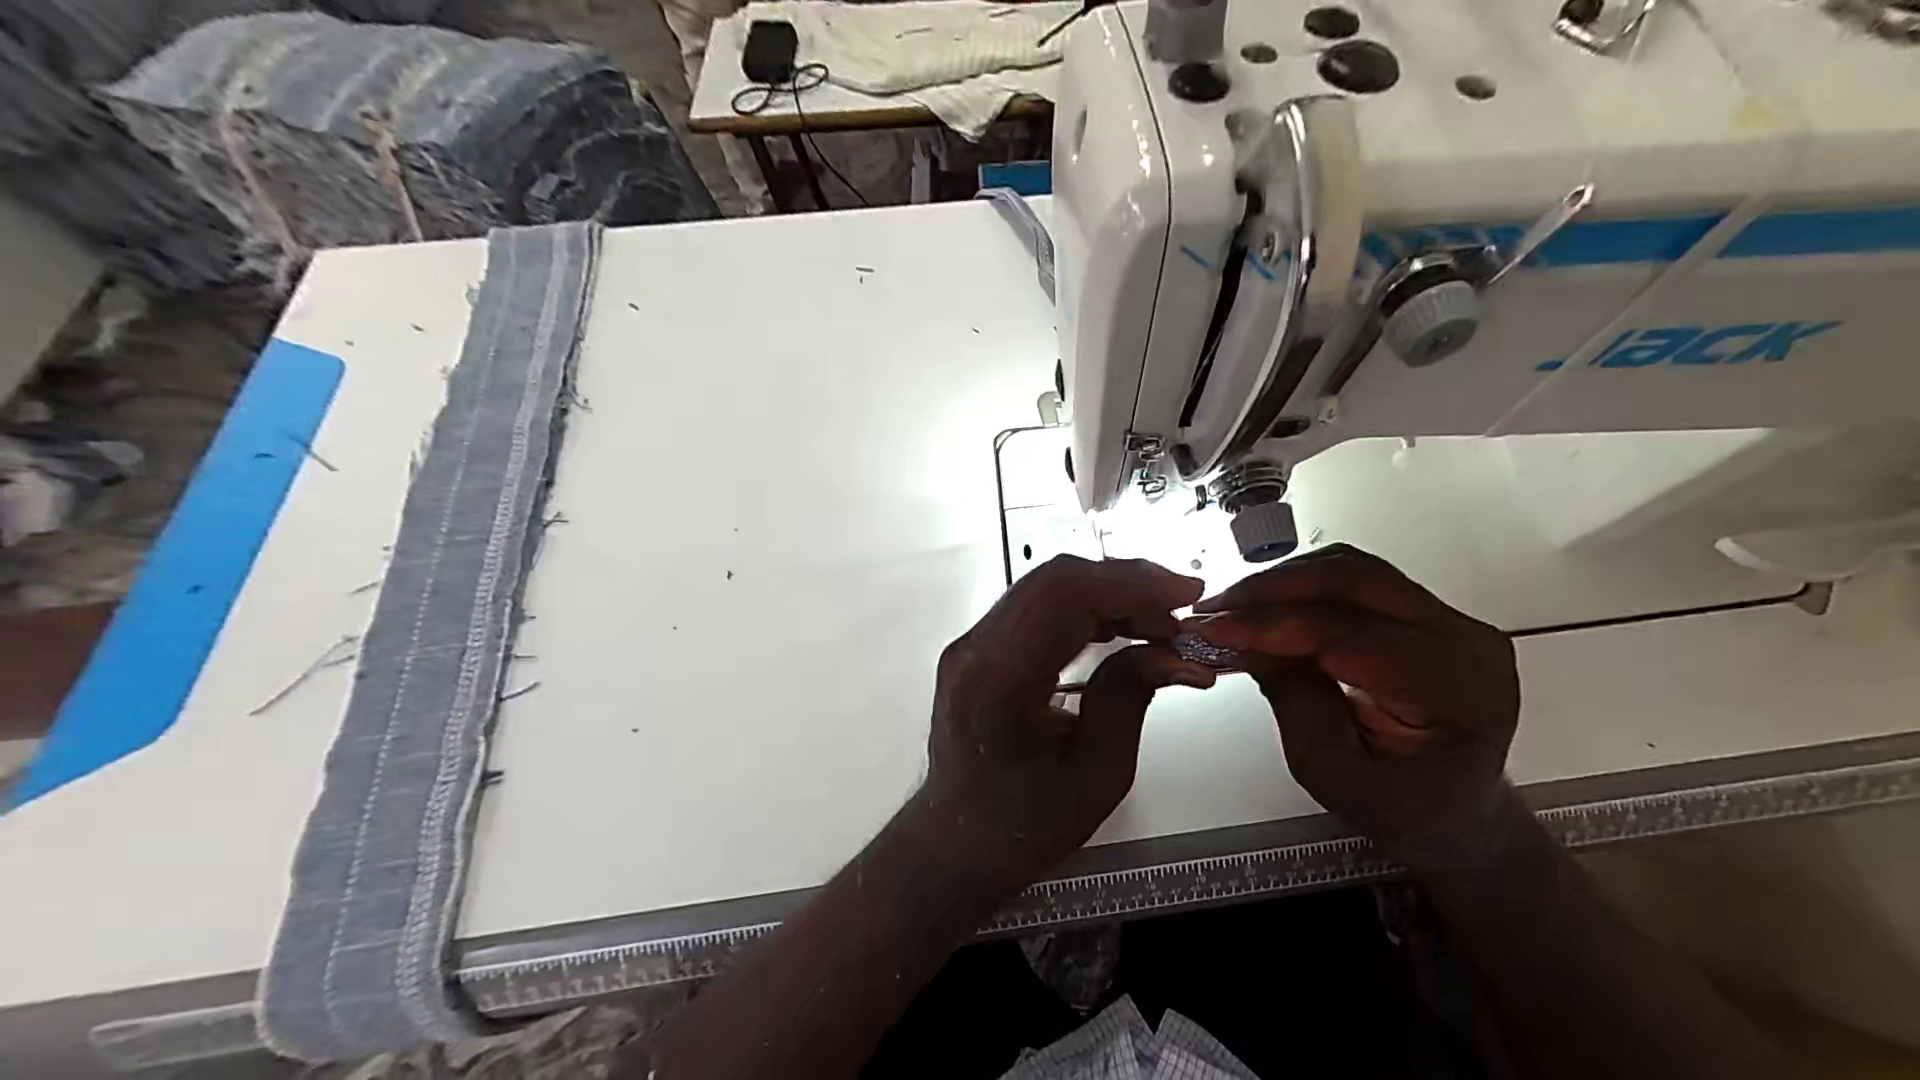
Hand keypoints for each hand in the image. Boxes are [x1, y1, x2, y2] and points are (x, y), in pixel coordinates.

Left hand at [925, 555, 1214, 880]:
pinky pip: (1038, 605)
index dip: (1129, 584)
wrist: (959, 838)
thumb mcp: (1095, 777)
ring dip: (1109, 591)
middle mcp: (974, 654)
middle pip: (1053, 581)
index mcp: (996, 685)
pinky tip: (1122, 624)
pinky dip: (1087, 605)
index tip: (1180, 594)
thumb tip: (1171, 653)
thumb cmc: (1016, 826)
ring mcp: (972, 646)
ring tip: (1158, 620)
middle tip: (1178, 606)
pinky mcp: (982, 646)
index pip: (1061, 599)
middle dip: (1126, 582)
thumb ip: (1130, 700)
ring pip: (1046, 586)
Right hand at [1189, 544, 1521, 871]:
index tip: (1213, 630)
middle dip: (1270, 590)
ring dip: (1280, 583)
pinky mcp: (1420, 611)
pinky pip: (1350, 580)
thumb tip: (1246, 645)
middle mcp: (1466, 642)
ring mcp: (1446, 620)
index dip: (1272, 626)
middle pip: (1354, 582)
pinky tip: (1261, 604)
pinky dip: (1297, 587)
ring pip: (1349, 569)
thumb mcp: (1335, 773)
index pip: (1351, 635)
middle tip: (1212, 610)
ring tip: (1229, 607)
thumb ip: (1294, 703)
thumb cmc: (1406, 807)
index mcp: (1459, 692)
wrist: (1453, 808)